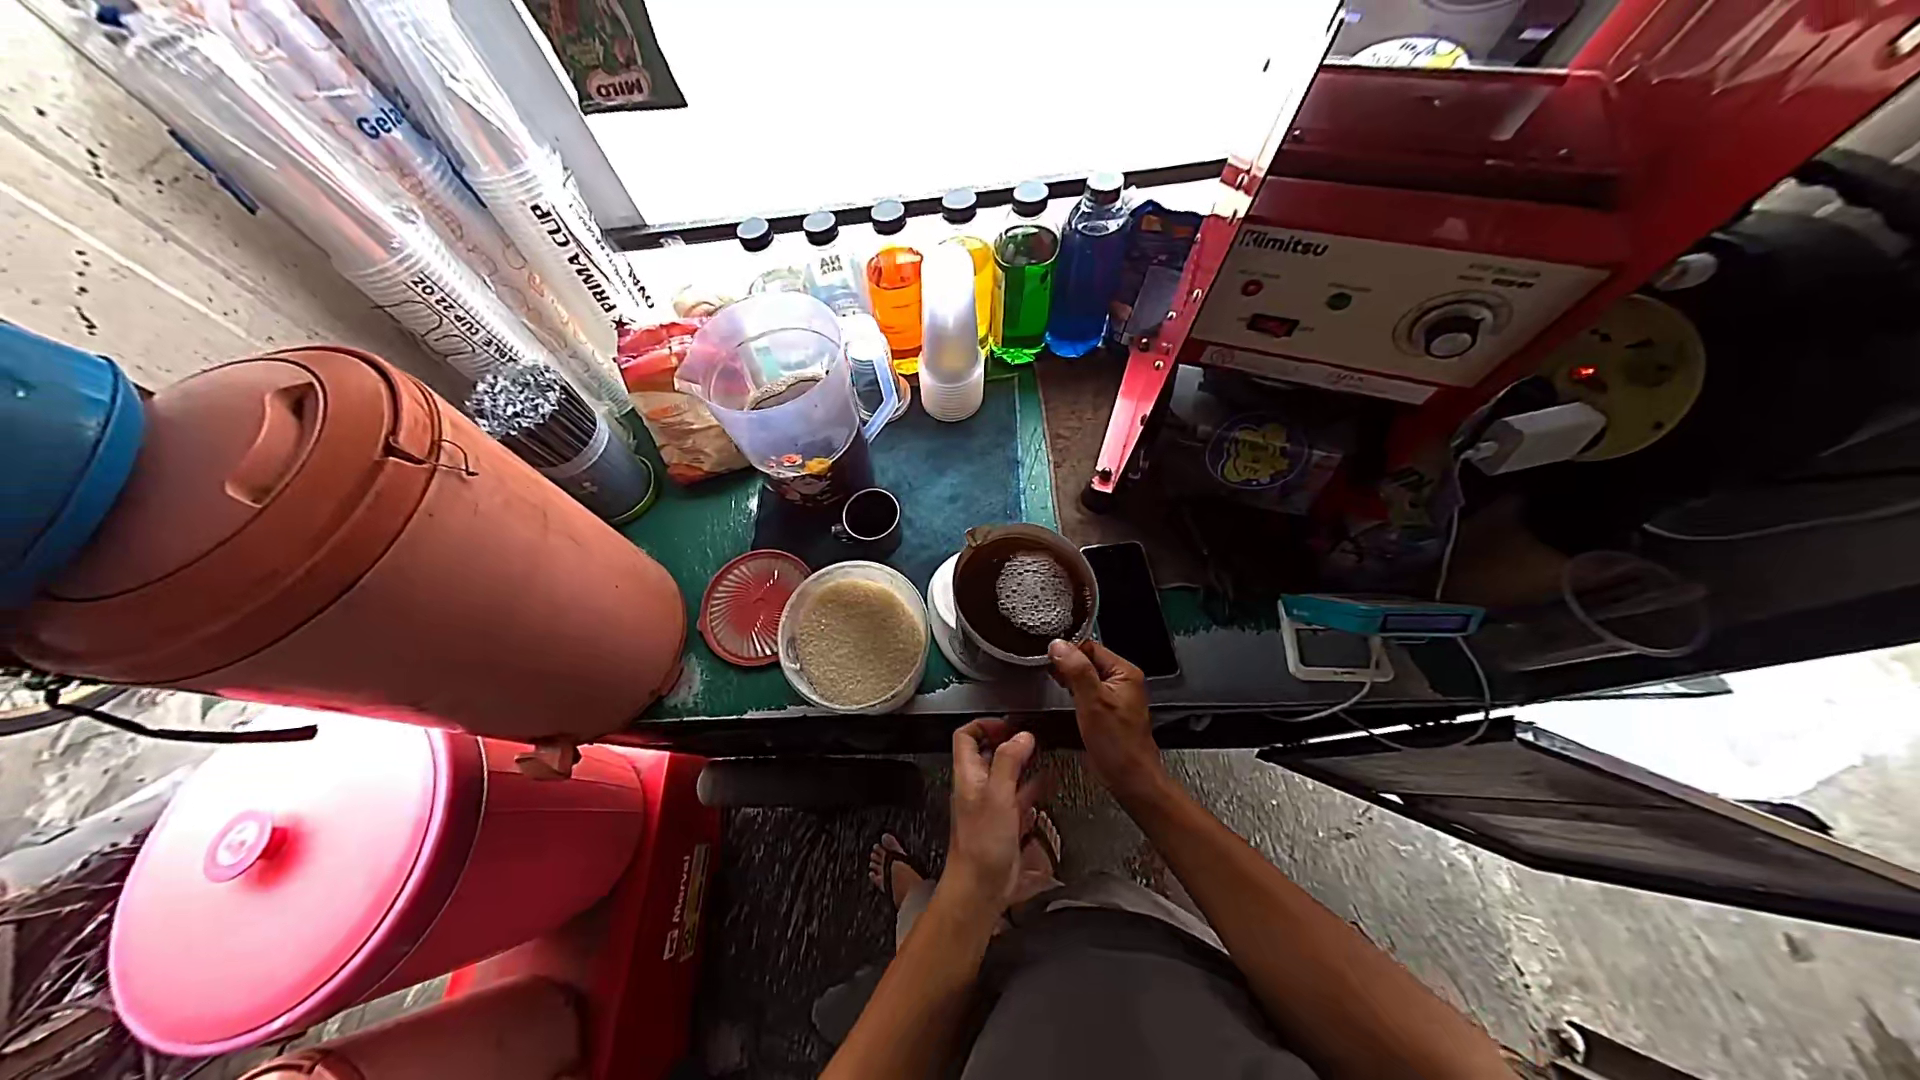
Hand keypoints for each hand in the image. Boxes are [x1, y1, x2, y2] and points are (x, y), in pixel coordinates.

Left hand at [940, 718, 1037, 914]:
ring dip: (1022, 761)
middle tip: (1028, 735)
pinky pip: (1020, 796)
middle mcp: (977, 785)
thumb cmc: (981, 844)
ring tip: (1041, 751)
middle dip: (1008, 741)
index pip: (966, 735)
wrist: (981, 887)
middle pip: (988, 752)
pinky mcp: (1005, 821)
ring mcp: (991, 803)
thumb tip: (1021, 736)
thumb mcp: (998, 794)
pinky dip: (1033, 786)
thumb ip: (1009, 762)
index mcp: (968, 774)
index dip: (985, 725)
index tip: (1008, 725)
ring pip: (1006, 773)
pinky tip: (1047, 782)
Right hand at [1048, 639, 1163, 796]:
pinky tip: (1065, 701)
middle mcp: (1121, 681)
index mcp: (1125, 672)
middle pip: (1086, 660)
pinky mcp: (1104, 710)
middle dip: (1067, 666)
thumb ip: (1077, 670)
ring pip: (1083, 676)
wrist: (1129, 778)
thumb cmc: (1120, 745)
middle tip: (1053, 677)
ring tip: (1059, 688)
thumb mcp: (1093, 702)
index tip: (1051, 659)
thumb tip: (1059, 646)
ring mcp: (1112, 696)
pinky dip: (1072, 693)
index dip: (1069, 651)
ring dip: (1068, 680)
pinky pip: (1084, 692)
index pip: (1090, 646)